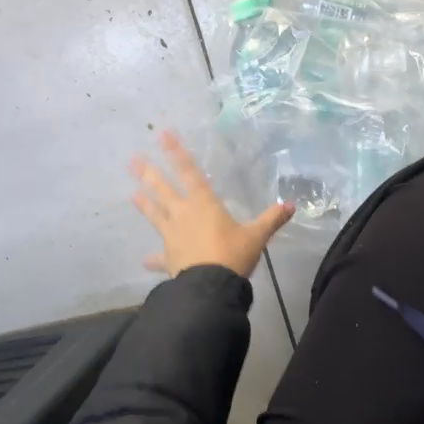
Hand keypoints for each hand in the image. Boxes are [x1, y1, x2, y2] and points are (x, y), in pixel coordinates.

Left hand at [131, 130, 292, 278]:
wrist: (210, 287)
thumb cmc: (233, 254)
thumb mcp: (256, 236)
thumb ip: (271, 219)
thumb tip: (291, 205)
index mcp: (204, 204)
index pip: (190, 172)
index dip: (177, 153)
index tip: (162, 135)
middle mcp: (183, 214)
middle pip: (163, 190)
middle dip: (149, 174)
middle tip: (132, 160)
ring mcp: (172, 236)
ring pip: (155, 215)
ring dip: (144, 204)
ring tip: (132, 193)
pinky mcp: (168, 258)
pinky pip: (159, 257)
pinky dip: (153, 259)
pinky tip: (145, 261)